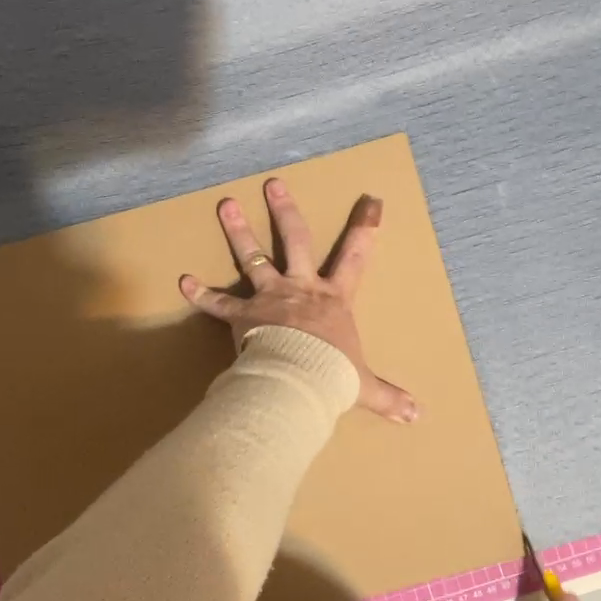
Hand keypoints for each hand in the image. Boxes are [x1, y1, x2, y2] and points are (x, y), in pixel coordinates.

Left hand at [178, 177, 417, 422]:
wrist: (297, 381)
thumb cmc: (332, 376)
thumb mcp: (364, 385)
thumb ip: (388, 396)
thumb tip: (417, 415)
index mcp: (333, 300)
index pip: (355, 258)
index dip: (364, 228)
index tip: (370, 200)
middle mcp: (300, 289)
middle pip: (295, 240)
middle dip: (284, 211)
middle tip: (273, 184)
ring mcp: (269, 298)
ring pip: (253, 258)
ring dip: (238, 231)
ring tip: (226, 205)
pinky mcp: (241, 316)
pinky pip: (217, 303)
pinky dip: (199, 293)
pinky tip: (183, 280)